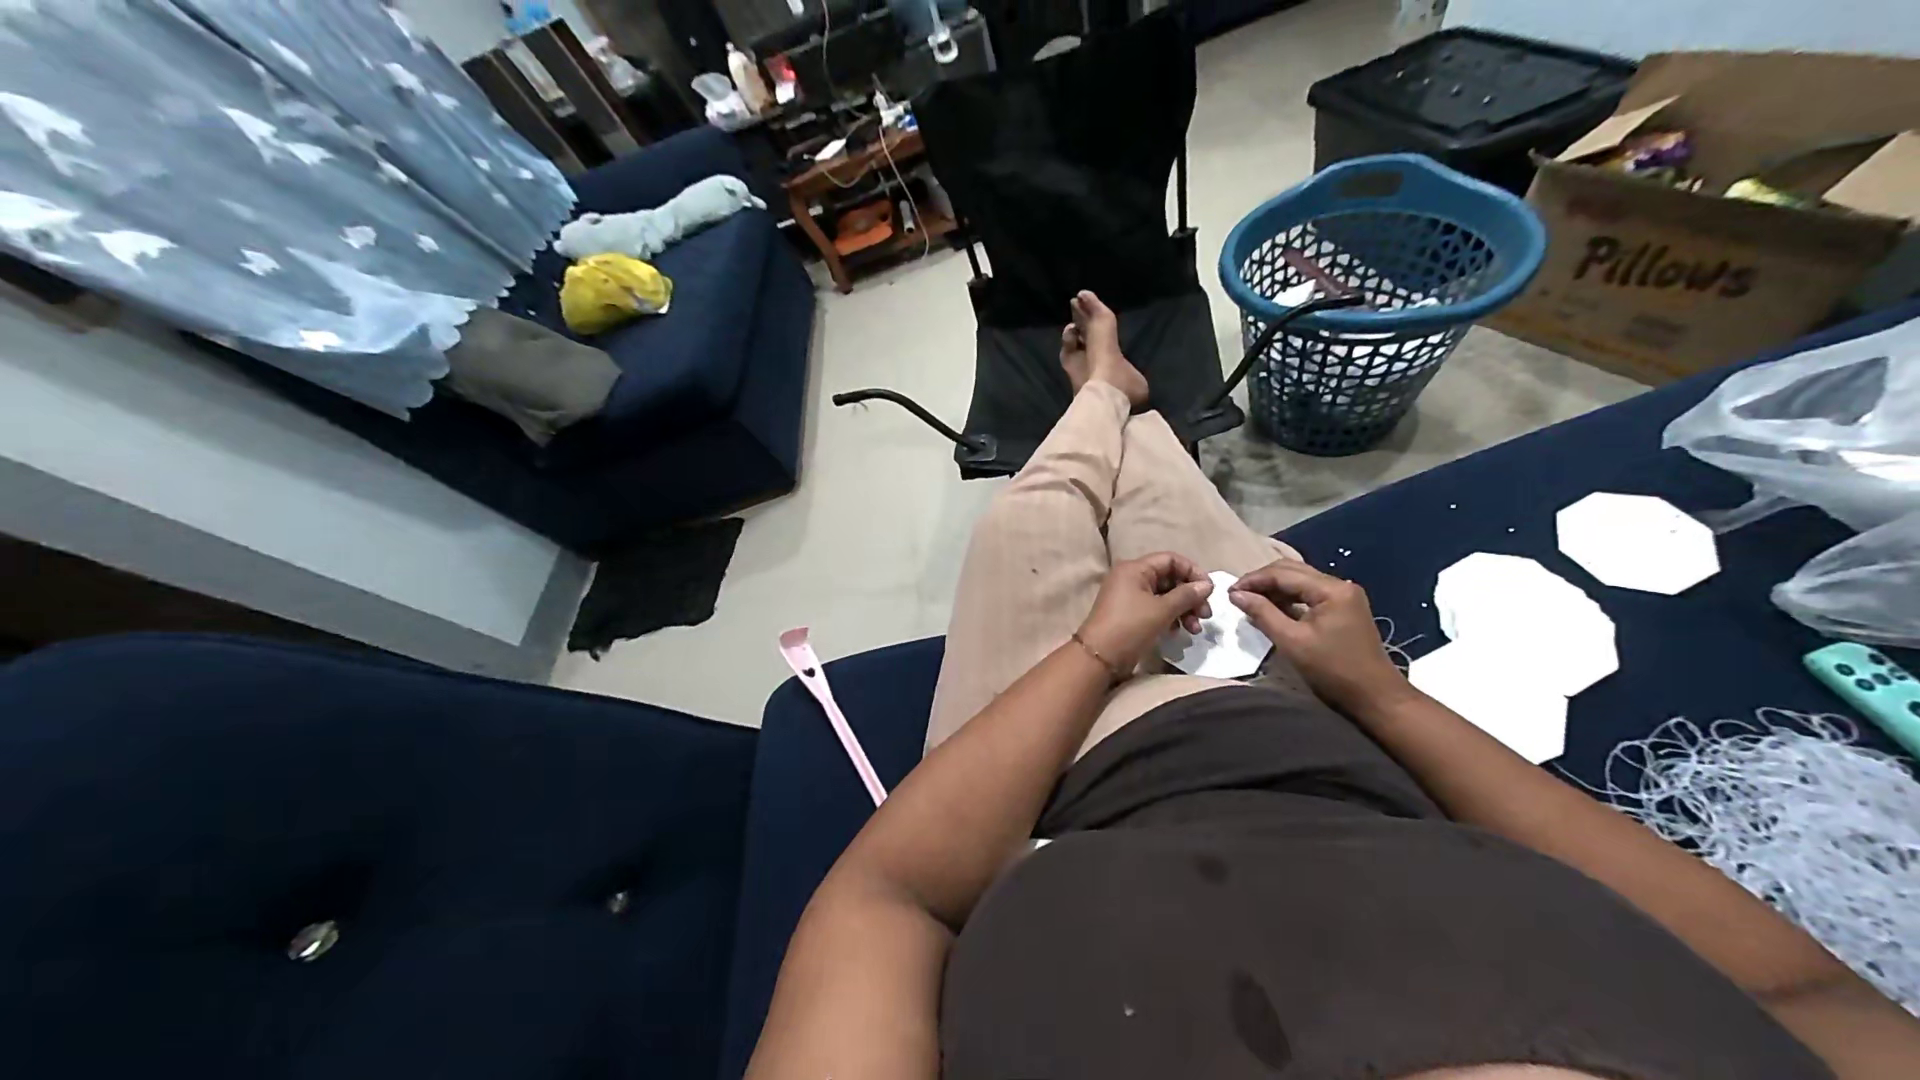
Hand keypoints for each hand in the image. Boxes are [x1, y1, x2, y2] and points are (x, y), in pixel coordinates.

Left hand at [1076, 552, 1213, 675]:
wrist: (1099, 656)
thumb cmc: (1130, 627)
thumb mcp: (1162, 610)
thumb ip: (1186, 595)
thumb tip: (1207, 584)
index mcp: (1135, 569)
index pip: (1171, 560)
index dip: (1193, 572)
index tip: (1209, 591)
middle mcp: (1132, 577)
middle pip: (1169, 578)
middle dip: (1190, 595)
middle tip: (1205, 615)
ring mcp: (1130, 596)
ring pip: (1165, 595)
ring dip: (1183, 609)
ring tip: (1195, 629)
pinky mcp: (1131, 613)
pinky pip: (1156, 608)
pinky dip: (1170, 617)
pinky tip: (1179, 631)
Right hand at [1228, 559, 1409, 712]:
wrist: (1375, 696)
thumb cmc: (1333, 670)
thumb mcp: (1292, 641)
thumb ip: (1262, 613)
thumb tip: (1236, 595)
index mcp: (1331, 590)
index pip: (1283, 574)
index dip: (1253, 580)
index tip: (1229, 592)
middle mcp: (1340, 585)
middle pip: (1292, 571)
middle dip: (1262, 580)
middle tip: (1237, 595)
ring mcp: (1344, 595)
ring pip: (1300, 580)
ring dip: (1273, 588)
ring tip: (1250, 602)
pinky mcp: (1343, 607)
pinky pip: (1309, 593)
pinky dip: (1288, 597)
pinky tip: (1272, 608)